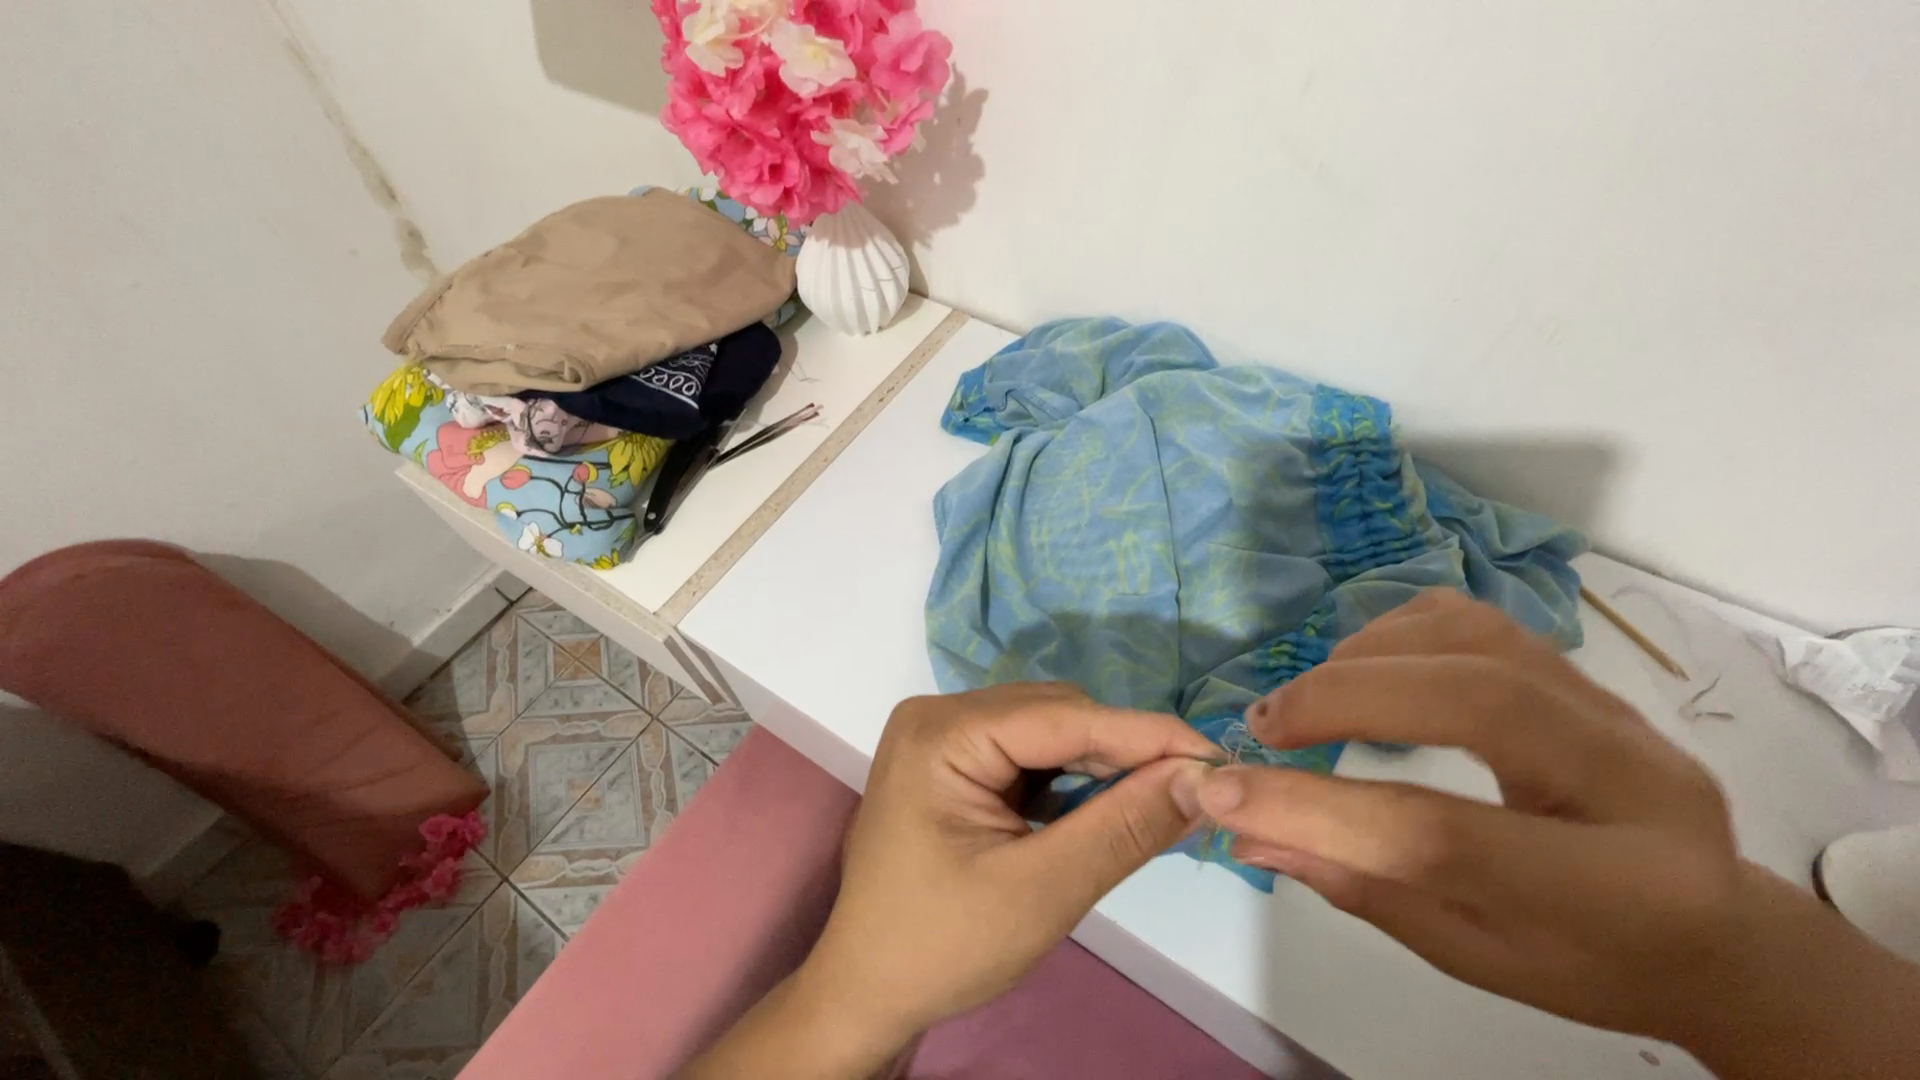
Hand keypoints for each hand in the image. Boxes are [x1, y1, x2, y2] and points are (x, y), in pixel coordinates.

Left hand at [802, 683, 1215, 1037]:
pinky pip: (1030, 753)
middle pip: (1057, 715)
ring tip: (1153, 806)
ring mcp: (943, 736)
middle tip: (1191, 796)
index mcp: (942, 733)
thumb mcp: (1040, 892)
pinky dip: (1071, 779)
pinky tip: (1100, 810)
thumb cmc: (941, 945)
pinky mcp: (954, 761)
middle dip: (1125, 752)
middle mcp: (940, 715)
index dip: (1147, 735)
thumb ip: (1121, 828)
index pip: (1064, 716)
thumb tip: (1200, 779)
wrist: (866, 988)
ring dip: (1102, 765)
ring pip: (1049, 731)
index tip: (1219, 760)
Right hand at [1196, 589, 1919, 1076]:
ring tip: (1308, 699)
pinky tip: (1363, 666)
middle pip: (1473, 700)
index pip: (1436, 834)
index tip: (1224, 791)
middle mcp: (1636, 780)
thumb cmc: (1587, 961)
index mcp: (1617, 890)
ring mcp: (1618, 712)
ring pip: (1478, 640)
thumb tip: (1248, 828)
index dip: (1314, 807)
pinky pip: (1481, 621)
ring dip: (1367, 656)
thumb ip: (1360, 885)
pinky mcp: (1587, 675)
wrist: (1711, 928)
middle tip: (1264, 724)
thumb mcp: (1472, 954)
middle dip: (1343, 699)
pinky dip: (1400, 630)